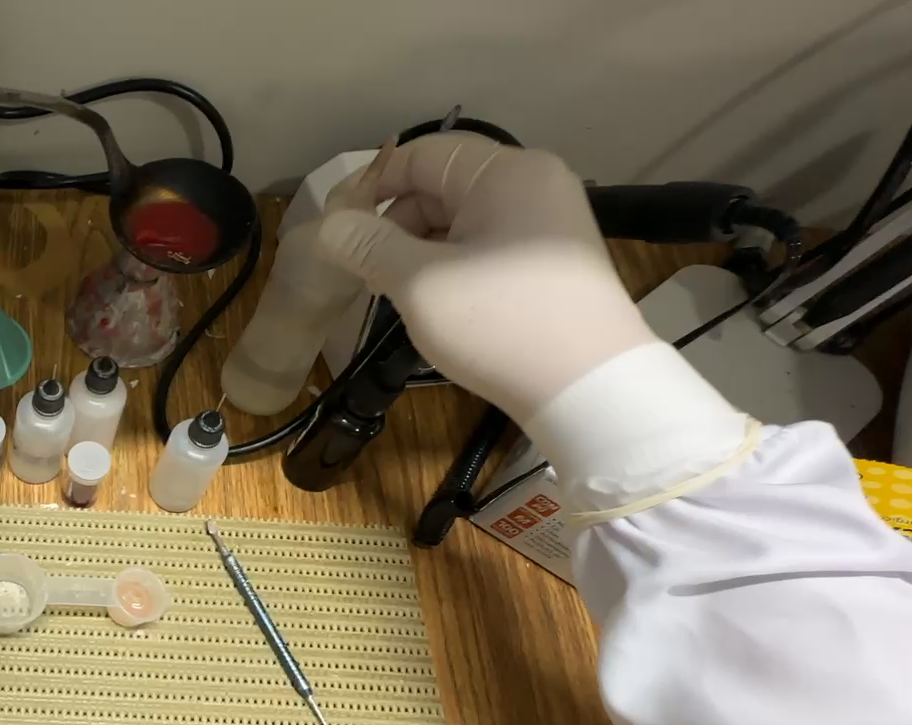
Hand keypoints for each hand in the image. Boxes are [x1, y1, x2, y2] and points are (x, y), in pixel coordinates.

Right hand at [314, 133, 659, 420]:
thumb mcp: (418, 282)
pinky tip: (433, 302)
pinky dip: (446, 263)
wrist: (583, 382)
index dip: (373, 186)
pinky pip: (481, 243)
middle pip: (439, 185)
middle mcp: (531, 183)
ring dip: (416, 250)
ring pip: (458, 219)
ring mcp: (544, 220)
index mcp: (504, 174)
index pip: (422, 155)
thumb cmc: (496, 321)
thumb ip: (368, 246)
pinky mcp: (547, 257)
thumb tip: (328, 224)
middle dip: (393, 225)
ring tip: (397, 294)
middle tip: (367, 275)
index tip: (340, 232)